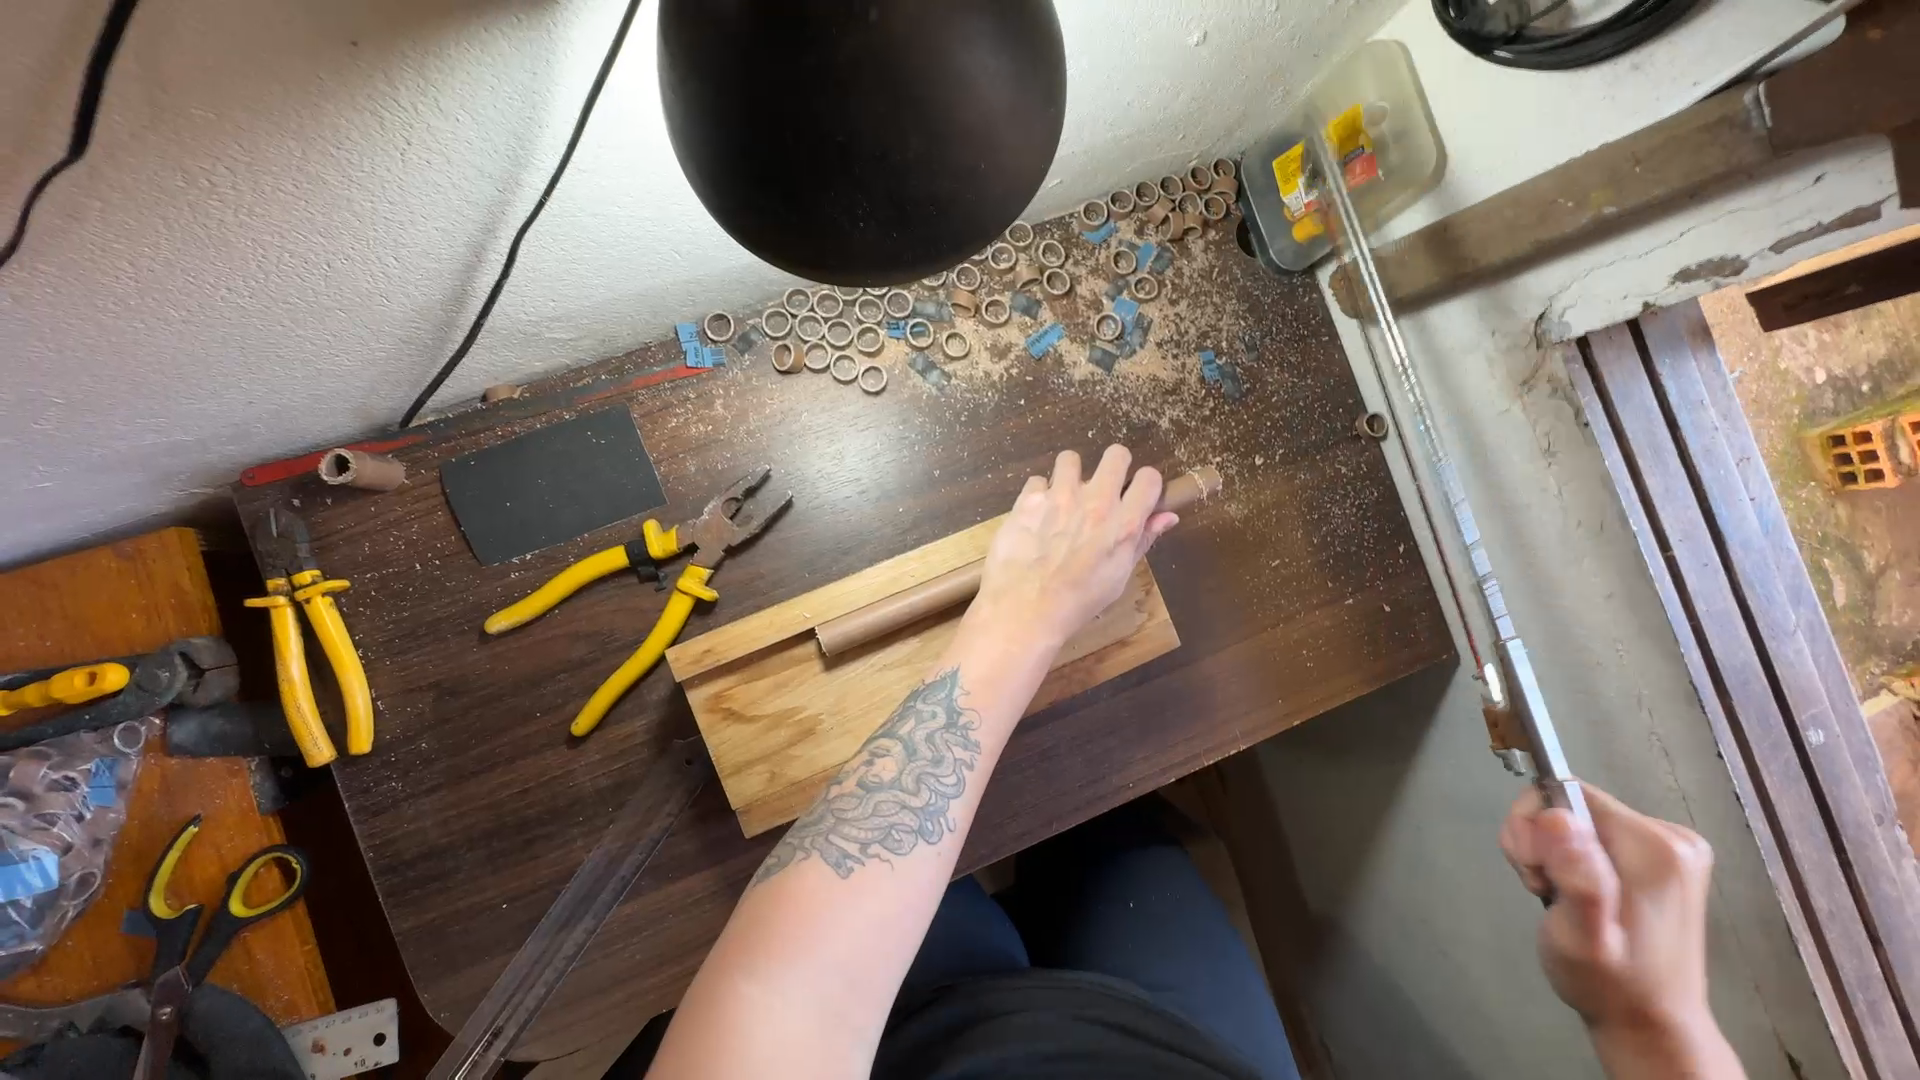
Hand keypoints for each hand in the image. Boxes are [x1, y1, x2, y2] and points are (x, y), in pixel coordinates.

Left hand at [969, 446, 1178, 650]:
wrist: (1026, 609)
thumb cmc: (1077, 601)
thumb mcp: (1118, 576)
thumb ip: (1142, 540)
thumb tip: (1167, 517)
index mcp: (1123, 524)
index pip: (1149, 478)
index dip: (1144, 483)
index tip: (1135, 493)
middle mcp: (1095, 502)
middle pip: (1116, 454)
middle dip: (1113, 466)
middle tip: (1103, 486)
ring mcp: (1060, 496)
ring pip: (1071, 458)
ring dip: (1070, 475)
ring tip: (1064, 497)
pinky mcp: (1028, 499)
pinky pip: (1038, 481)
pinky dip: (1039, 494)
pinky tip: (1037, 515)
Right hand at [1500, 784, 1743, 1077]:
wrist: (1649, 1025)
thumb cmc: (1609, 983)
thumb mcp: (1582, 936)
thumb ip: (1577, 877)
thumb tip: (1557, 819)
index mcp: (1655, 847)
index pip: (1566, 792)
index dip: (1533, 826)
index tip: (1537, 873)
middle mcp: (1671, 838)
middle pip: (1570, 802)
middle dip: (1538, 840)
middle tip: (1543, 886)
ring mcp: (1669, 849)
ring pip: (1575, 818)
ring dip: (1549, 851)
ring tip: (1556, 895)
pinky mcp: (1659, 860)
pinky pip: (1590, 834)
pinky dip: (1567, 857)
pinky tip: (1572, 892)